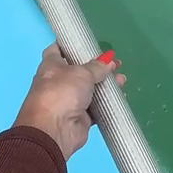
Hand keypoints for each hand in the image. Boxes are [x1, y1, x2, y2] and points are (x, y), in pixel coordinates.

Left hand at [13, 43, 121, 158]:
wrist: (54, 130)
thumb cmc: (62, 92)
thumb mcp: (81, 73)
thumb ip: (97, 66)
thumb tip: (108, 60)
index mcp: (51, 66)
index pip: (58, 50)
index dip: (71, 45)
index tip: (88, 43)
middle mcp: (58, 82)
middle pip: (79, 71)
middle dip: (97, 67)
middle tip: (115, 64)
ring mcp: (68, 101)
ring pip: (89, 90)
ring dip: (105, 85)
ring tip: (122, 80)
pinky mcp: (79, 117)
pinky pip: (95, 108)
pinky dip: (107, 103)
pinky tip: (120, 96)